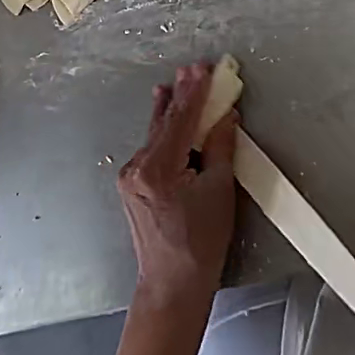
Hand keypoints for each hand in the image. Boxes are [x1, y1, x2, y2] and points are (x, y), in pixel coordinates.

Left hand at [117, 63, 238, 305]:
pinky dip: (165, 131)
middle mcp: (137, 166)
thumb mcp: (220, 190)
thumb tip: (225, 116)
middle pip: (165, 121)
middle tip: (194, 68)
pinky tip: (167, 114)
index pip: (181, 119)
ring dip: (171, 109)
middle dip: (182, 94)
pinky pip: (151, 148)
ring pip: (155, 133)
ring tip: (178, 81)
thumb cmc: (202, 243)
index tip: (205, 69)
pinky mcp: (130, 184)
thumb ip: (220, 146)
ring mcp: (129, 175)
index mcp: (158, 168)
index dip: (196, 92)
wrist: (172, 285)